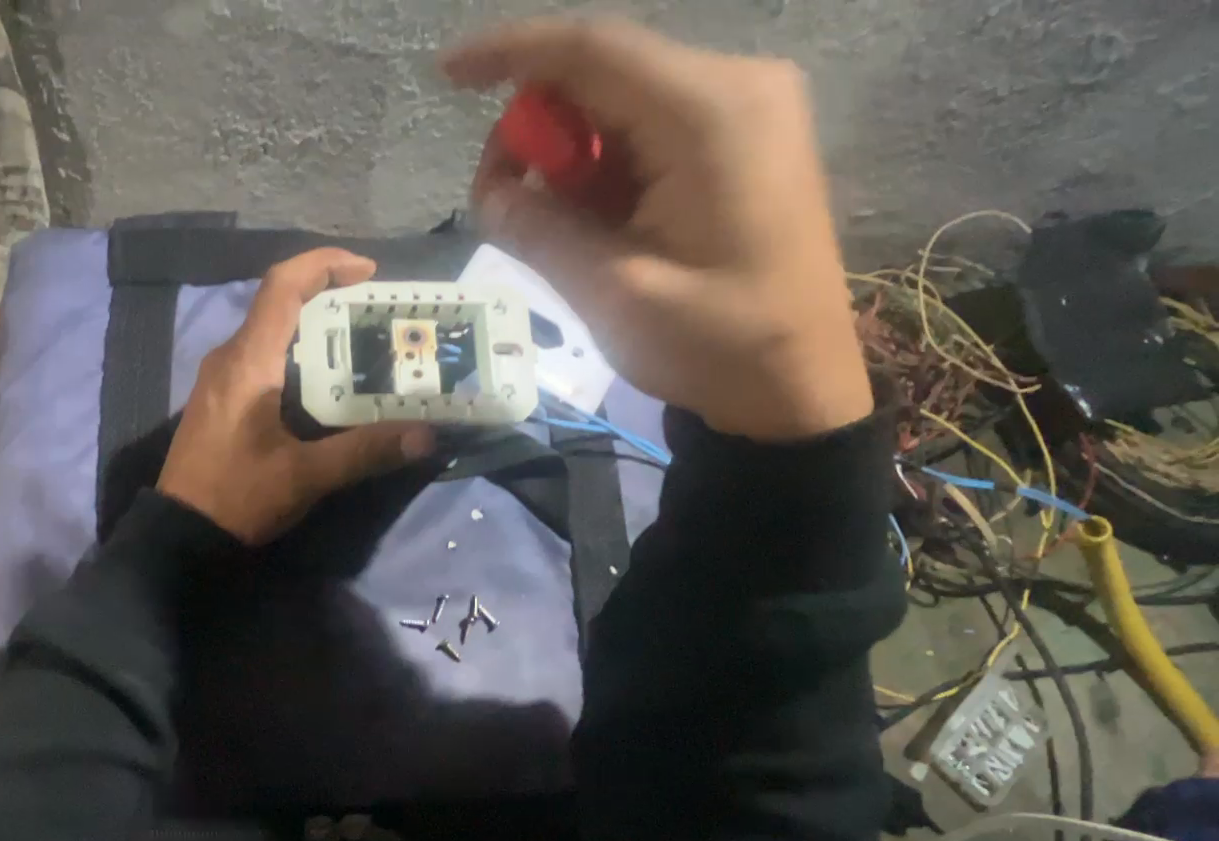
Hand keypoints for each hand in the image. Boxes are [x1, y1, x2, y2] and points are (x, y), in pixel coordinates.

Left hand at [157, 248, 435, 544]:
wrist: (180, 533)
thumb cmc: (238, 496)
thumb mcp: (306, 476)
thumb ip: (365, 451)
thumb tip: (425, 435)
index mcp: (247, 361)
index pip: (282, 285)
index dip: (324, 264)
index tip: (367, 272)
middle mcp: (228, 358)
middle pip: (279, 305)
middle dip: (329, 300)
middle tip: (376, 316)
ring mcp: (217, 380)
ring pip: (269, 334)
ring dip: (312, 332)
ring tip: (359, 349)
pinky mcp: (217, 401)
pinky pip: (259, 360)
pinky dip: (294, 358)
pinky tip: (322, 387)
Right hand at [443, 18, 871, 441]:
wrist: (797, 386)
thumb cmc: (715, 344)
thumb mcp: (612, 292)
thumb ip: (541, 232)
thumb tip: (490, 192)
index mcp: (708, 113)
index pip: (591, 51)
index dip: (509, 54)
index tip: (446, 74)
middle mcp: (733, 86)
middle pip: (602, 74)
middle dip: (537, 130)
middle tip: (500, 202)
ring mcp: (742, 110)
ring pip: (619, 104)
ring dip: (567, 158)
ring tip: (551, 228)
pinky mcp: (738, 141)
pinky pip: (646, 131)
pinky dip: (601, 169)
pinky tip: (593, 222)